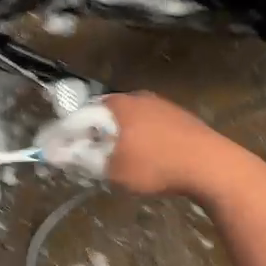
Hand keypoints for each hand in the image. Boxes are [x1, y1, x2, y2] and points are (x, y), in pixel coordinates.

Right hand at [38, 93, 243, 195]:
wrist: (212, 166)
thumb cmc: (155, 166)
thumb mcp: (111, 169)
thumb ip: (81, 160)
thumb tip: (57, 155)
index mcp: (115, 105)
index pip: (76, 117)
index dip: (61, 136)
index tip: (53, 153)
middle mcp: (136, 97)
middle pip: (101, 116)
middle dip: (88, 136)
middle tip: (83, 158)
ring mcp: (160, 104)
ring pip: (125, 120)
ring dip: (113, 137)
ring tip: (112, 161)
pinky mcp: (178, 116)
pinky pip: (145, 125)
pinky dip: (135, 138)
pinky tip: (141, 157)